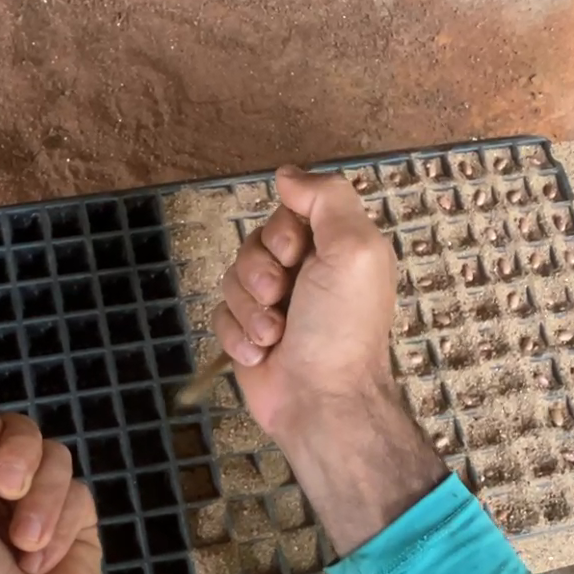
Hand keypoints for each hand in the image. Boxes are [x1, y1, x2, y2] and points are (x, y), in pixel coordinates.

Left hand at [0, 385, 102, 573]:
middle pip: (18, 428)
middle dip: (16, 457)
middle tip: (6, 491)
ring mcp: (38, 500)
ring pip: (56, 455)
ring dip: (40, 500)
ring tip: (24, 544)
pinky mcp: (76, 520)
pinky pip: (80, 492)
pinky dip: (62, 526)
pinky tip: (42, 561)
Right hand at [211, 166, 400, 437]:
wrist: (320, 400)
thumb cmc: (341, 327)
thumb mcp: (353, 249)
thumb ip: (327, 198)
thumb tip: (286, 173)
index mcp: (334, 248)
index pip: (288, 212)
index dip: (281, 232)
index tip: (293, 255)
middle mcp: (303, 272)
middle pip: (252, 244)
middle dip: (259, 274)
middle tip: (282, 299)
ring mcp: (271, 305)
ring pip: (231, 279)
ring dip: (249, 311)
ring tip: (273, 336)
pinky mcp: (246, 334)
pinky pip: (219, 315)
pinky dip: (238, 336)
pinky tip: (261, 356)